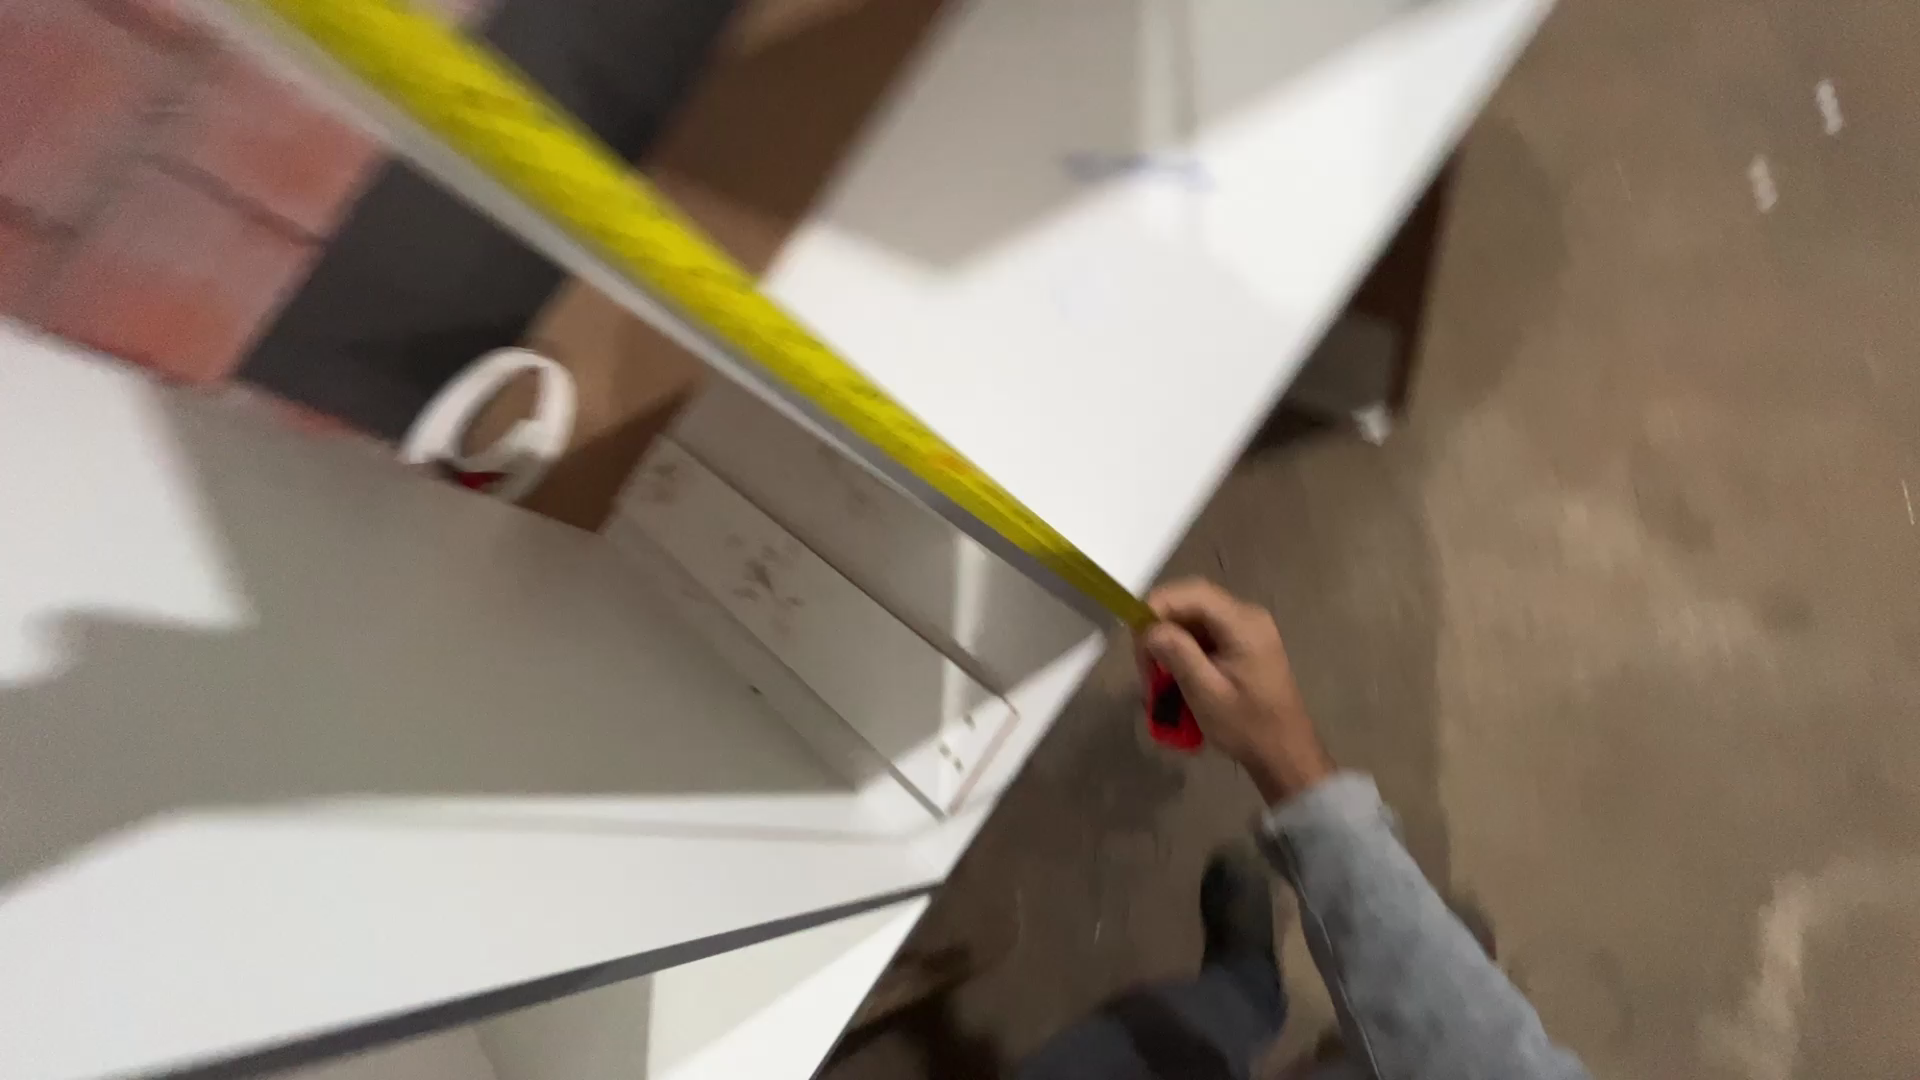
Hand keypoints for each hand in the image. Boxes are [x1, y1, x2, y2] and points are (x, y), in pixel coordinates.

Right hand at [1138, 578, 1333, 803]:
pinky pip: (1201, 631)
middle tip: (1143, 662)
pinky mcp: (1240, 641)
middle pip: (1189, 601)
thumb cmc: (1247, 726)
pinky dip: (1181, 647)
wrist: (1285, 754)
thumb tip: (1148, 629)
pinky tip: (1173, 673)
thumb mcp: (1206, 693)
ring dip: (1168, 639)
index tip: (1136, 642)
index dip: (1156, 608)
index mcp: (1243, 623)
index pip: (1190, 593)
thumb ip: (1177, 653)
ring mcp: (1245, 627)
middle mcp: (1246, 615)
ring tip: (1155, 674)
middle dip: (1159, 627)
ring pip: (1191, 616)